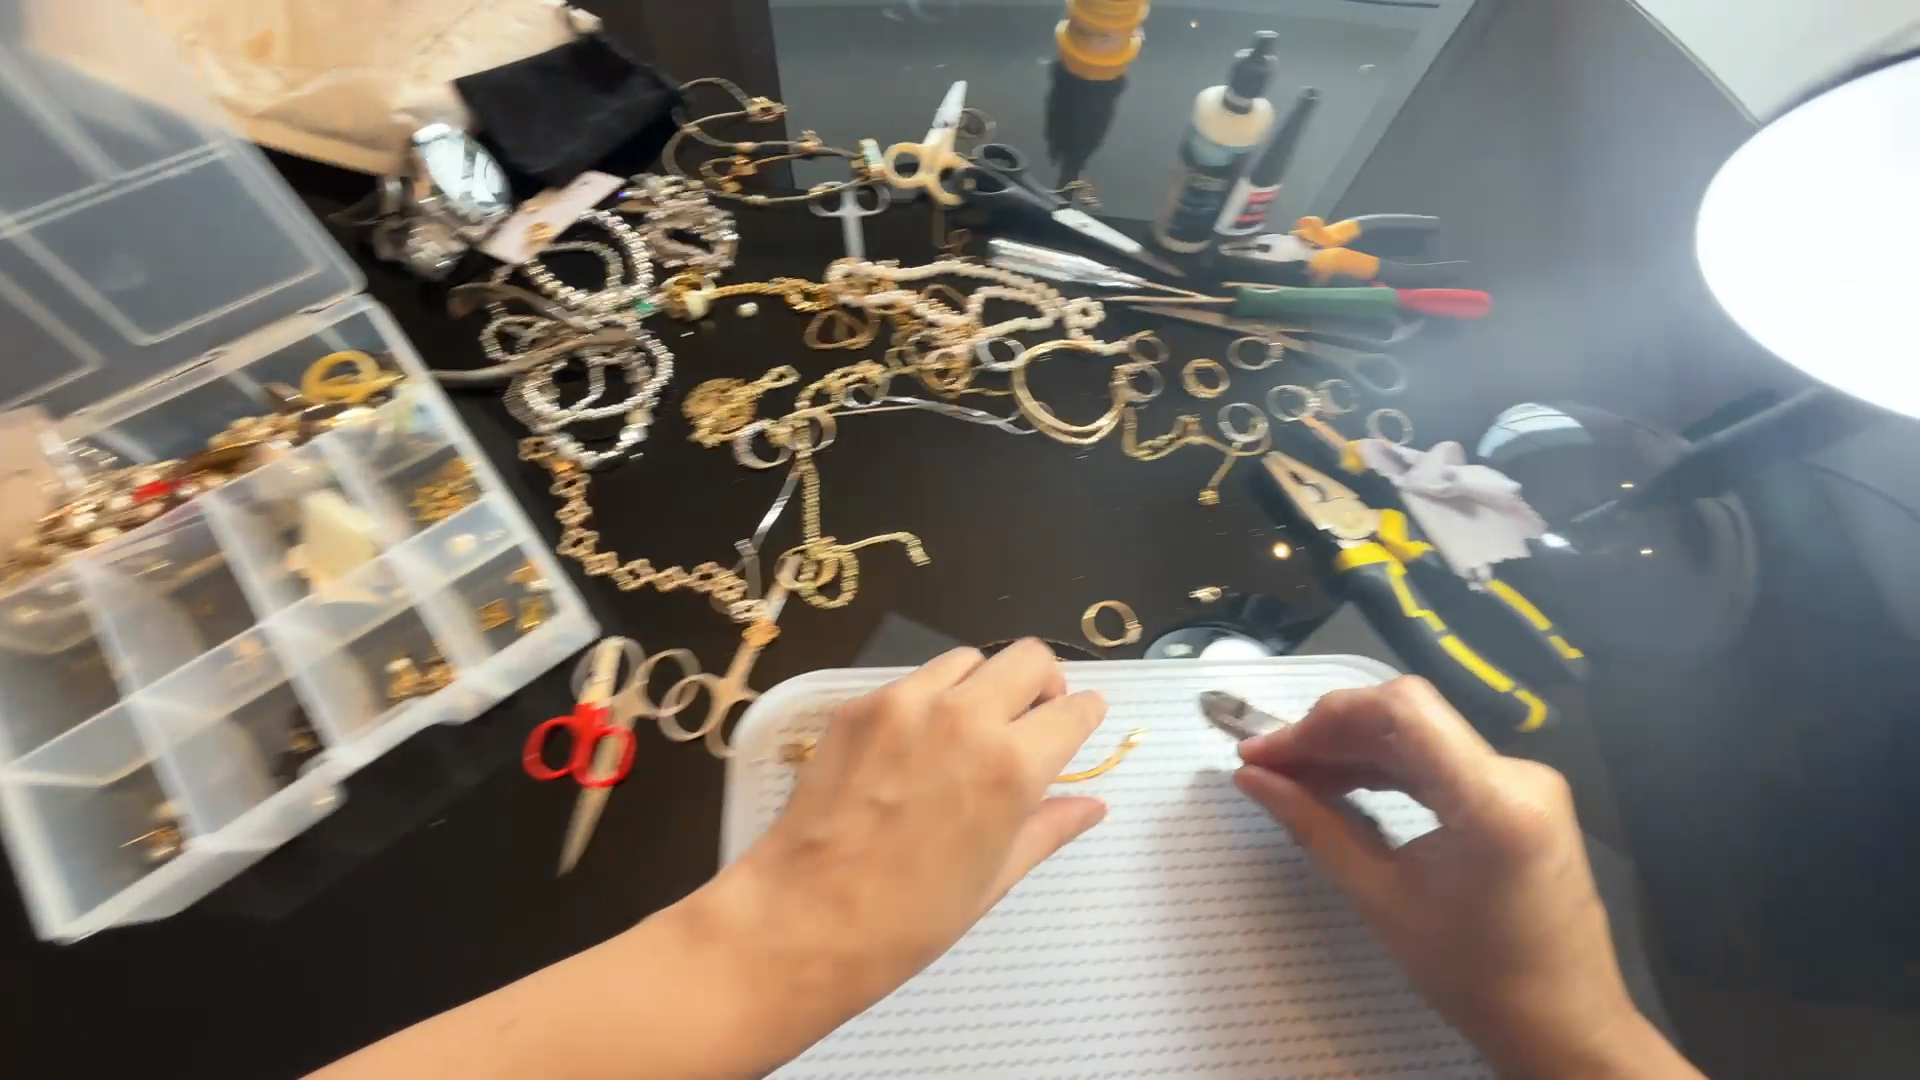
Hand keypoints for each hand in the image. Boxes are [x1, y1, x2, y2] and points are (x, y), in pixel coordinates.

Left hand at [712, 641, 1108, 1043]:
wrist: (803, 918)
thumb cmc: (911, 918)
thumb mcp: (995, 877)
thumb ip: (1050, 827)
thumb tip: (1093, 805)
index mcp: (1012, 765)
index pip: (1073, 710)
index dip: (1085, 713)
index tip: (1082, 718)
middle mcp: (966, 716)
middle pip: (1029, 657)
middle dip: (1043, 682)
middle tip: (1032, 716)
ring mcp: (907, 702)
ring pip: (970, 659)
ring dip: (985, 684)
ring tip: (970, 726)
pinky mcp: (862, 703)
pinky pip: (915, 680)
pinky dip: (932, 698)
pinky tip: (916, 741)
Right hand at [1235, 677, 1699, 1079]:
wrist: (1565, 1030)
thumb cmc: (1475, 977)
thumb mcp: (1378, 897)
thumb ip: (1310, 825)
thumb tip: (1251, 779)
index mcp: (1493, 801)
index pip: (1400, 711)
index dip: (1324, 719)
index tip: (1268, 750)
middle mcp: (1515, 775)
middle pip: (1400, 717)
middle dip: (1324, 735)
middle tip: (1266, 763)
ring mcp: (1519, 781)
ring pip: (1410, 734)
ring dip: (1346, 749)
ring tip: (1290, 775)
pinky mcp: (1512, 794)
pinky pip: (1431, 759)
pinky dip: (1378, 766)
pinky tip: (1336, 782)